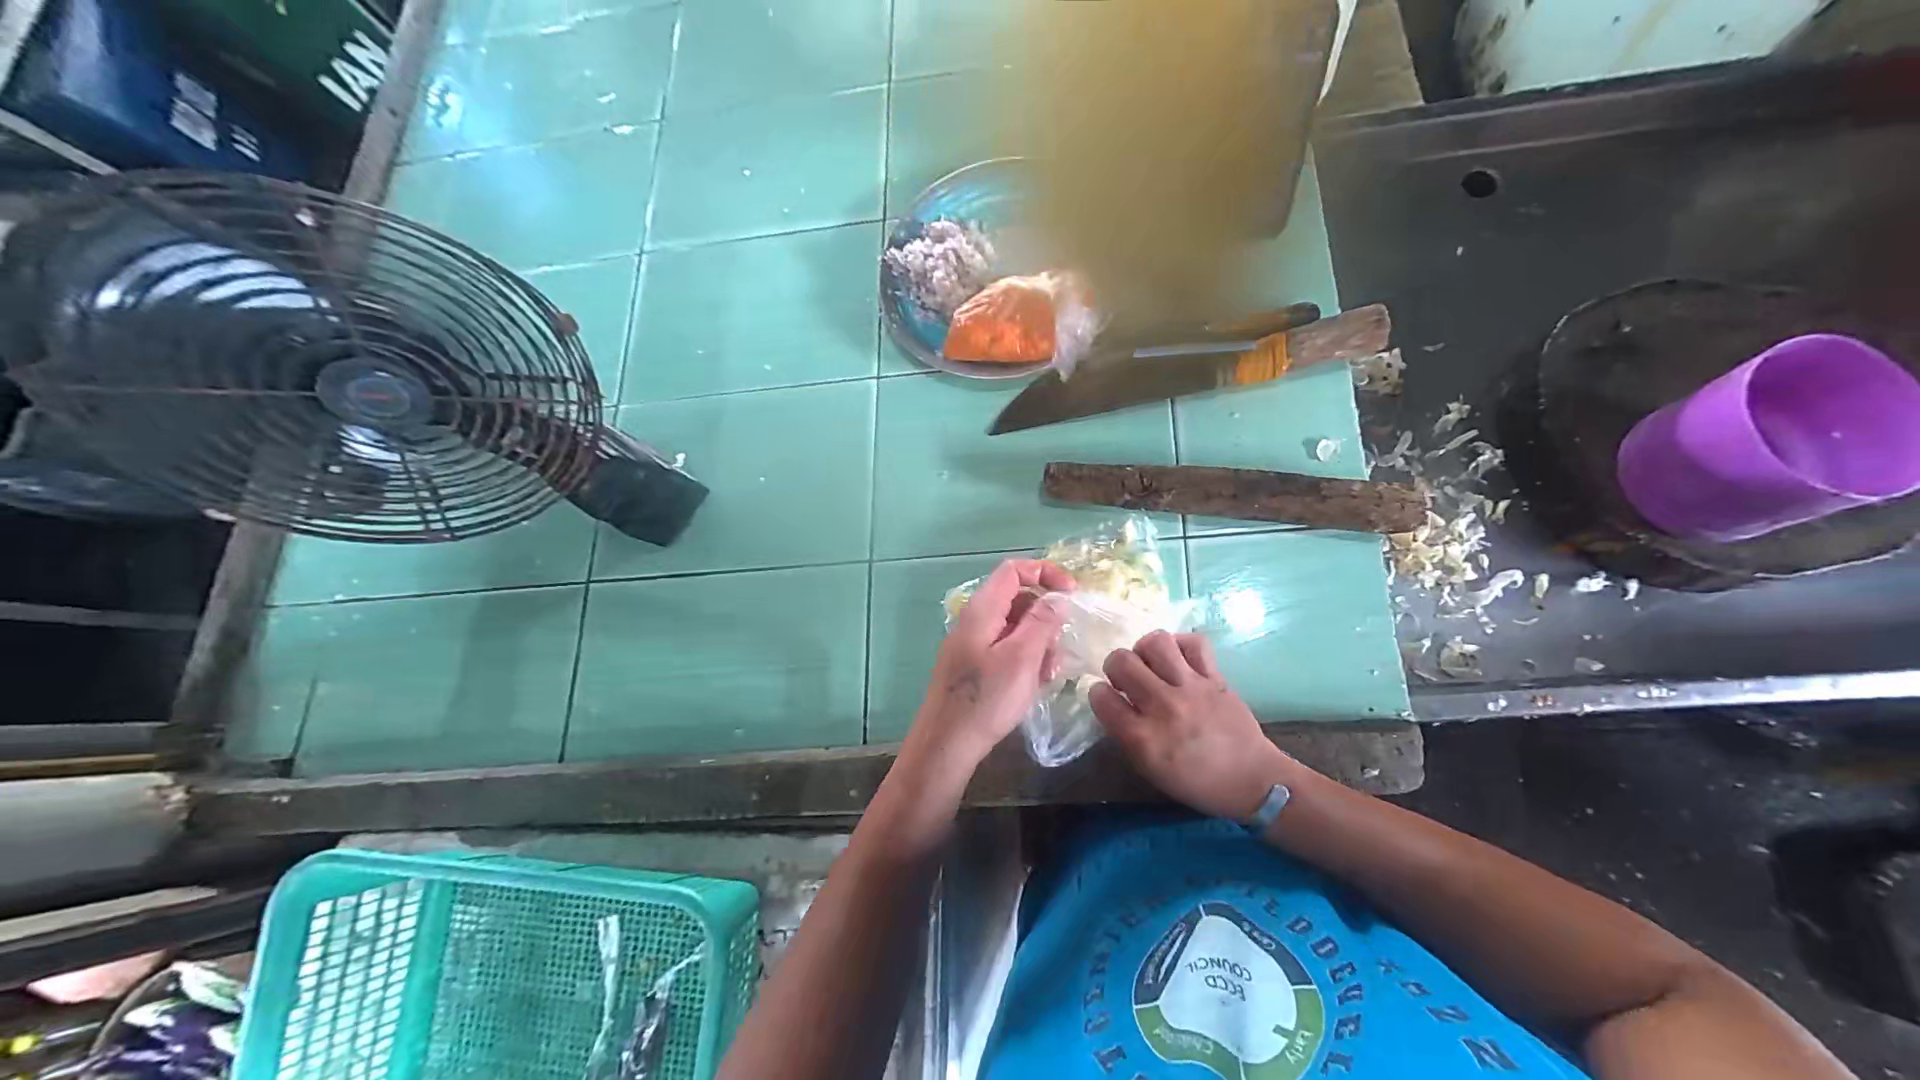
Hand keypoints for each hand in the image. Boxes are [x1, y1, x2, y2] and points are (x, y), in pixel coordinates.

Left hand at [910, 558, 1074, 767]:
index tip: (1073, 595)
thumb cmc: (986, 699)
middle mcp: (974, 620)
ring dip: (1039, 644)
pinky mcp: (973, 666)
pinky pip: (1006, 649)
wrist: (946, 744)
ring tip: (1048, 674)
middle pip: (1017, 600)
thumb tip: (1058, 596)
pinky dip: (1025, 659)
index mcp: (982, 609)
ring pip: (1015, 627)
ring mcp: (972, 643)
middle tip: (1059, 649)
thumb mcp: (1022, 657)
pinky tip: (1034, 684)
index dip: (1046, 574)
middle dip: (1046, 619)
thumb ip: (1042, 621)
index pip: (1014, 570)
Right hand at [1090, 631, 1298, 819]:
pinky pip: (1194, 643)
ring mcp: (1192, 688)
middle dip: (1114, 665)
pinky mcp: (1216, 678)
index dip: (1098, 694)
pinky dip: (1180, 644)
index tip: (1106, 697)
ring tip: (1150, 663)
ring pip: (1155, 642)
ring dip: (1144, 649)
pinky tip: (1177, 658)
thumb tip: (1113, 701)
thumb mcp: (1149, 768)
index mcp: (1143, 737)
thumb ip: (1126, 733)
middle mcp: (1164, 706)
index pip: (1102, 697)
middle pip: (1122, 661)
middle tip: (1125, 678)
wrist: (1253, 781)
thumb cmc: (1196, 781)